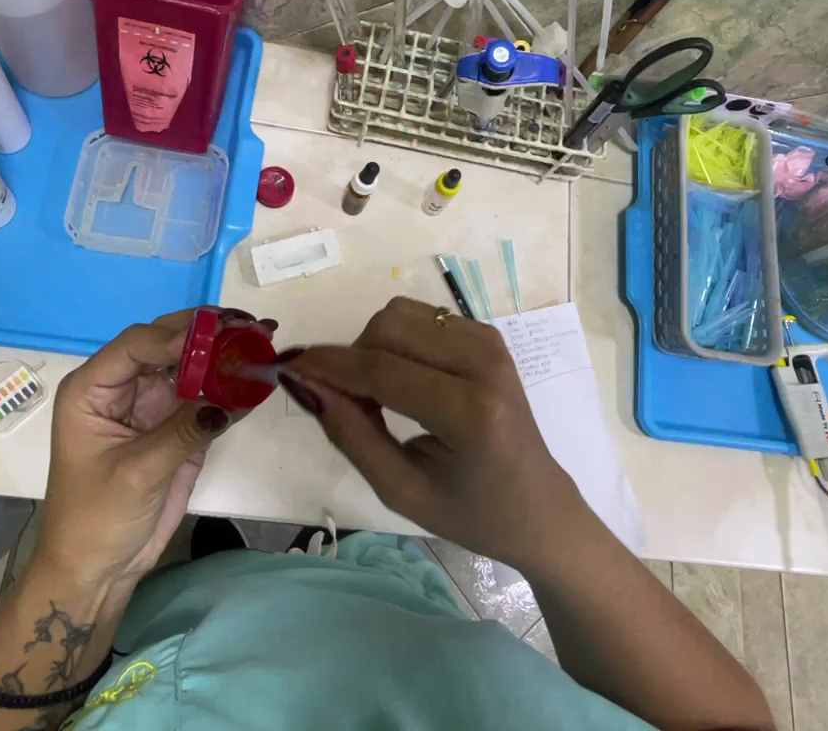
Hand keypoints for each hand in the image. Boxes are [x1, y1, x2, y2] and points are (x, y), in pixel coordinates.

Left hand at [33, 308, 264, 591]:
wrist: (98, 571)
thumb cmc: (96, 519)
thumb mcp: (136, 473)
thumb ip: (182, 431)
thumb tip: (231, 396)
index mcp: (93, 389)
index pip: (136, 345)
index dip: (176, 336)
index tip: (217, 336)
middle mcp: (124, 387)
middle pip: (168, 345)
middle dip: (209, 333)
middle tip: (250, 323)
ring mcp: (154, 405)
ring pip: (192, 365)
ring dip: (225, 353)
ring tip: (263, 339)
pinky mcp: (178, 425)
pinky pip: (207, 397)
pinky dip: (232, 386)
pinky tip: (259, 375)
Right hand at [279, 297, 592, 572]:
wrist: (540, 507)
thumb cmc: (473, 514)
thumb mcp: (401, 491)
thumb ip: (350, 434)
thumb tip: (305, 383)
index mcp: (470, 411)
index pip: (382, 370)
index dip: (328, 366)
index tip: (287, 368)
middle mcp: (484, 363)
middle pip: (388, 327)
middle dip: (352, 357)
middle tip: (350, 403)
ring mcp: (490, 342)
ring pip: (401, 313)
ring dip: (373, 346)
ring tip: (379, 394)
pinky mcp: (488, 335)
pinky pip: (421, 317)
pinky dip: (397, 341)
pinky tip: (404, 381)